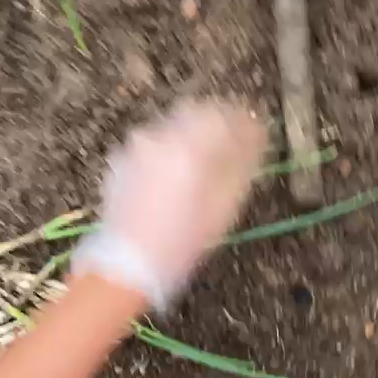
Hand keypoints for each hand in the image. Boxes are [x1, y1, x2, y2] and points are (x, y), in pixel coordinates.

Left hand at [71, 99, 266, 309]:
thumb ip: (242, 164)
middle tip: (231, 144)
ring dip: (190, 136)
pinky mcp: (121, 162)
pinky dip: (167, 151)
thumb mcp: (223, 207)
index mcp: (189, 146)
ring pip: (171, 127)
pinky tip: (174, 178)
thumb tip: (255, 138)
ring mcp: (136, 148)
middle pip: (195, 113)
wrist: (126, 264)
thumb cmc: (180, 242)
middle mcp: (159, 138)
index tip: (256, 130)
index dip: (245, 120)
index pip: (225, 114)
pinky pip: (151, 145)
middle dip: (216, 123)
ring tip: (202, 165)